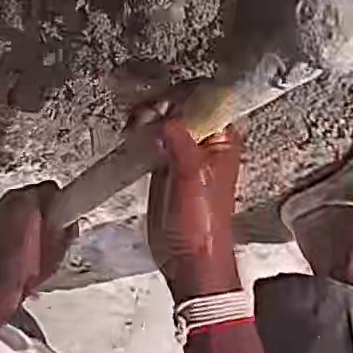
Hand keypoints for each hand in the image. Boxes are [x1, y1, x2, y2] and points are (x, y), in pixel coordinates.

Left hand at [0, 182, 76, 310]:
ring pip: (16, 202)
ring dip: (24, 214)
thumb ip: (66, 230)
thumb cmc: (24, 273)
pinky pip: (2, 211)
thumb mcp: (56, 252)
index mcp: (30, 201)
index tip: (61, 212)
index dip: (59, 202)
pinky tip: (13, 240)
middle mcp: (10, 198)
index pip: (51, 188)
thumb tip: (69, 223)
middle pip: (32, 194)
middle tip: (46, 228)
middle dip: (40, 208)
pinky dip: (8, 220)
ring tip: (29, 237)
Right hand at [140, 107, 243, 299]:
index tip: (158, 97)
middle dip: (159, 101)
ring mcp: (186, 150)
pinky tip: (129, 131)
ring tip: (131, 123)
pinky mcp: (168, 163)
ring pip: (166, 117)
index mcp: (223, 137)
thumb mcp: (192, 175)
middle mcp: (207, 139)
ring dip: (147, 113)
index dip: (181, 91)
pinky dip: (141, 129)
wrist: (190, 261)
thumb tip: (162, 113)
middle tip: (139, 111)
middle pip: (182, 104)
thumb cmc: (201, 220)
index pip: (205, 97)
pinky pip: (155, 135)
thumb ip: (180, 138)